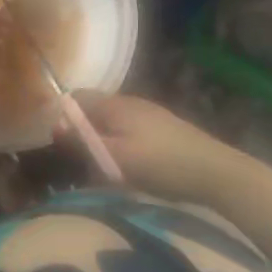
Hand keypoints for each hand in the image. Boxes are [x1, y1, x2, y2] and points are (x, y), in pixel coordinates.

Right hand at [68, 91, 249, 202]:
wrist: (218, 174)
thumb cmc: (160, 164)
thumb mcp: (113, 157)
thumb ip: (81, 141)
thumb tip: (54, 125)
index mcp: (115, 104)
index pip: (77, 97)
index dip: (63, 116)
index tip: (59, 142)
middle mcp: (131, 103)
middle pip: (95, 110)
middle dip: (83, 131)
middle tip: (78, 160)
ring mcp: (151, 115)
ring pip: (113, 122)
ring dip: (103, 140)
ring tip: (102, 168)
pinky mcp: (165, 130)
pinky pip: (130, 132)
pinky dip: (121, 145)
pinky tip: (129, 166)